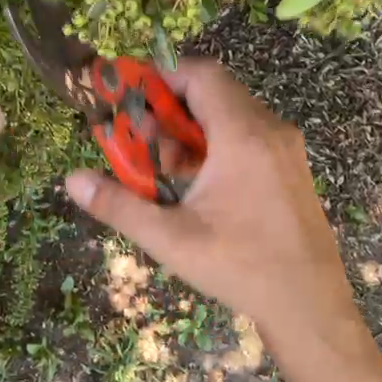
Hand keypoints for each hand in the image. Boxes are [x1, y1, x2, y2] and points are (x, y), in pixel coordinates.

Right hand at [63, 58, 357, 354]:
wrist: (309, 306)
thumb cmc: (240, 268)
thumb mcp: (170, 238)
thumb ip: (118, 205)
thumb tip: (72, 180)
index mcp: (243, 136)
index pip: (201, 75)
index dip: (161, 76)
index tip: (128, 98)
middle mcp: (270, 131)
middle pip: (214, 92)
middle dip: (168, 109)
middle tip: (137, 140)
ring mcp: (286, 150)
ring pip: (231, 115)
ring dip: (190, 130)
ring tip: (160, 167)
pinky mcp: (291, 169)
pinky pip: (247, 136)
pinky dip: (214, 145)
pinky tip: (193, 184)